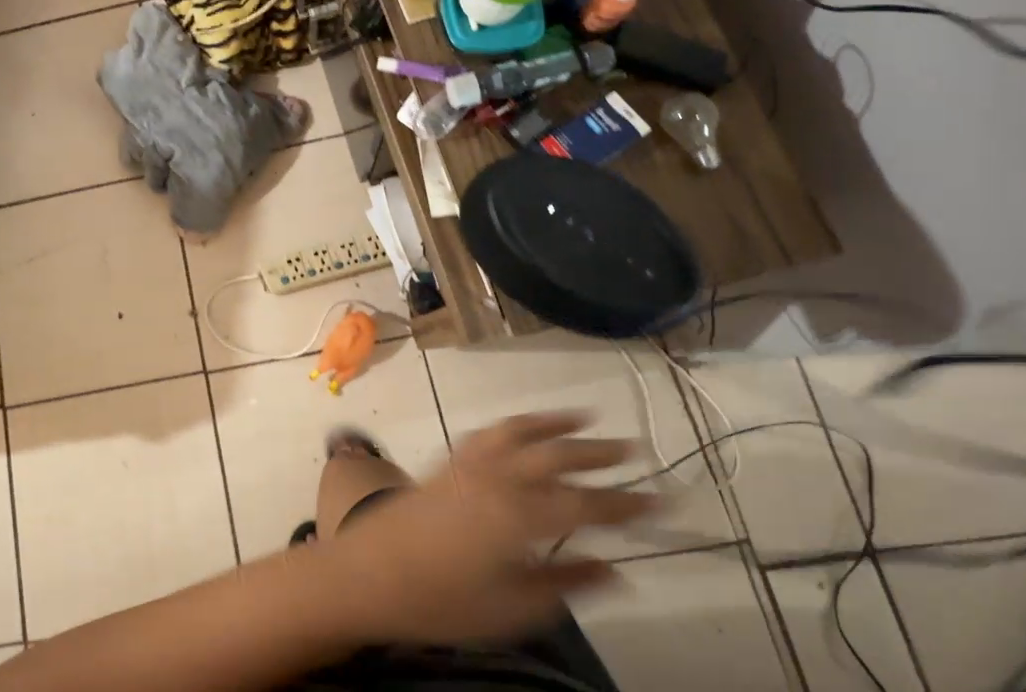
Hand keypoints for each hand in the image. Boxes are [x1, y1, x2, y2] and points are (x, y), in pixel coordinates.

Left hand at [309, 411, 656, 645]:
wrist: (365, 575)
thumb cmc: (439, 601)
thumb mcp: (510, 607)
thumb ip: (564, 583)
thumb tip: (614, 570)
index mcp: (519, 515)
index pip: (586, 503)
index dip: (626, 503)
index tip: (660, 501)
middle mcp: (496, 478)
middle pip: (556, 456)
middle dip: (598, 453)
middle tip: (633, 451)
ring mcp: (467, 465)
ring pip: (520, 434)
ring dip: (555, 424)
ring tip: (584, 418)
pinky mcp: (444, 463)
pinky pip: (486, 433)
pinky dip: (512, 425)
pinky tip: (521, 428)